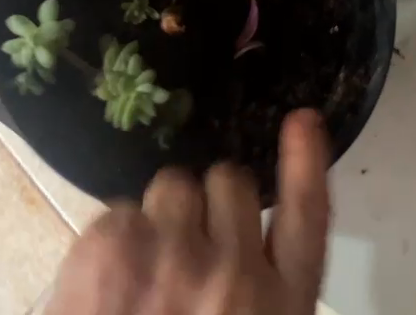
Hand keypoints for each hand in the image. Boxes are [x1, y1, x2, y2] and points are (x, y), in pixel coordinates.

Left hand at [46, 109, 329, 314]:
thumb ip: (253, 294)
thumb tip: (237, 234)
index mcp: (279, 308)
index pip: (308, 218)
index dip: (305, 162)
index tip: (303, 118)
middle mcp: (236, 272)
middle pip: (230, 182)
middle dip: (209, 206)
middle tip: (185, 252)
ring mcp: (174, 252)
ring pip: (174, 184)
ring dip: (163, 214)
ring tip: (146, 271)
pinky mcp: (113, 242)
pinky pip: (121, 207)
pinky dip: (115, 237)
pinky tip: (107, 284)